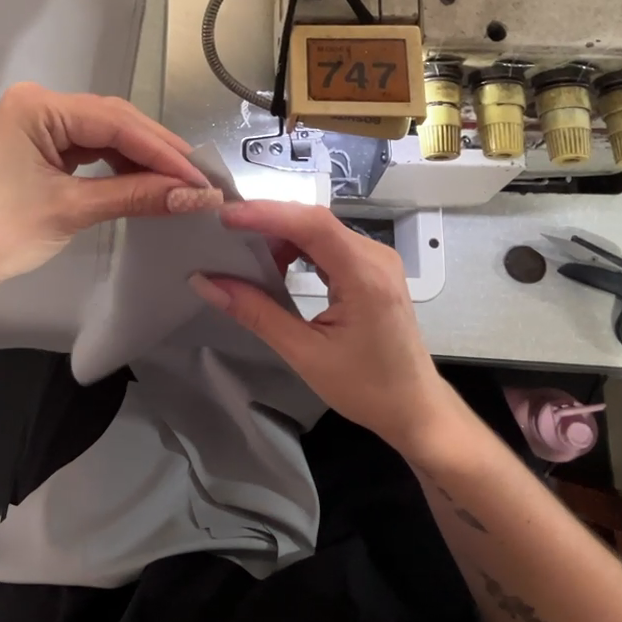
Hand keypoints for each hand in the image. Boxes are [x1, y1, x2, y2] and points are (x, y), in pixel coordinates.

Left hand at [0, 83, 221, 292]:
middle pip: (111, 121)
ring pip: (103, 134)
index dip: (161, 150)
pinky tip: (145, 180)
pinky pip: (88, 148)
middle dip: (155, 151)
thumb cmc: (2, 232)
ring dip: (140, 158)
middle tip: (199, 180)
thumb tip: (195, 196)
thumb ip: (136, 195)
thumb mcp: (73, 209)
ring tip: (180, 183)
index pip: (114, 121)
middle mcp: (37, 104)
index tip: (201, 177)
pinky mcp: (38, 146)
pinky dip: (118, 165)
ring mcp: (36, 124)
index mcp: (37, 106)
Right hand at [188, 200, 456, 452]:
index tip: (225, 218)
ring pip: (318, 229)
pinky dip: (296, 247)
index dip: (267, 214)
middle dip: (266, 221)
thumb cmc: (366, 387)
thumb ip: (256, 313)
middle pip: (313, 220)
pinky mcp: (371, 267)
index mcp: (366, 276)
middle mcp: (375, 256)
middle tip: (222, 231)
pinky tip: (274, 265)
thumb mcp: (305, 353)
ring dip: (279, 234)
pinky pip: (328, 243)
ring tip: (243, 251)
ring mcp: (376, 259)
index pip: (313, 225)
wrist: (415, 408)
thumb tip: (206, 283)